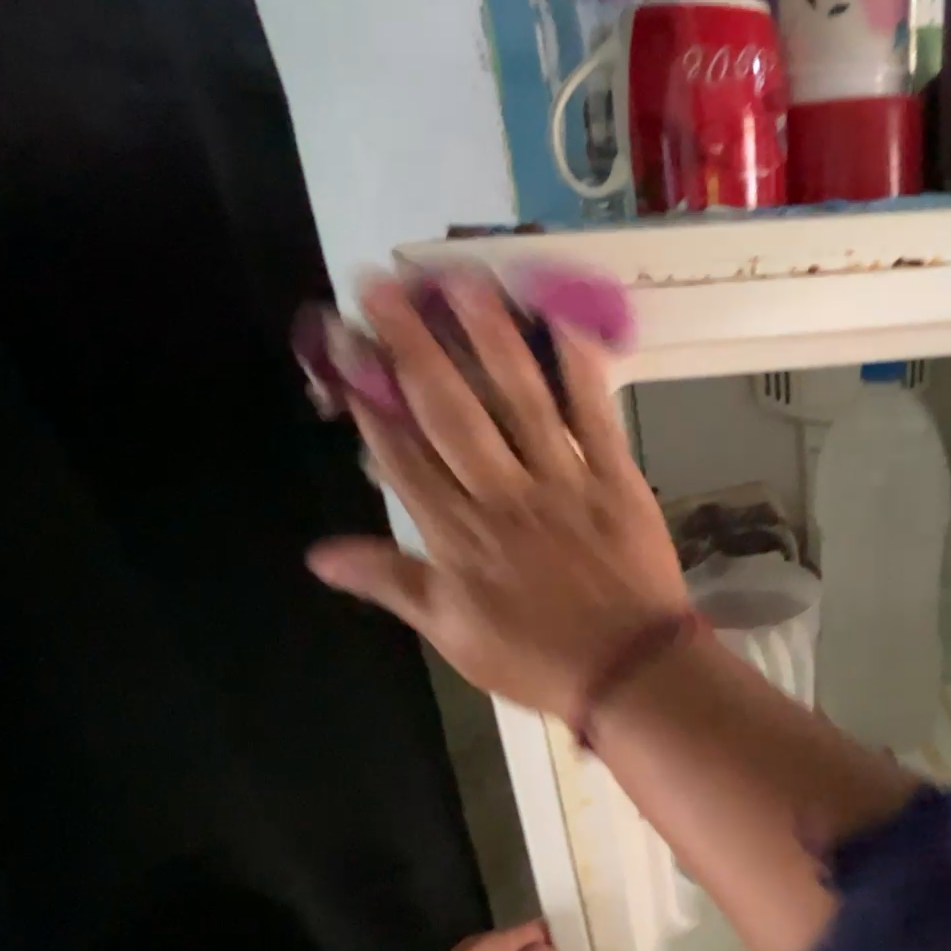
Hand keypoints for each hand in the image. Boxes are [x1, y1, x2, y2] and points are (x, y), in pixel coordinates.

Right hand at [303, 268, 687, 720]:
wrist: (631, 670)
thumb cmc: (538, 657)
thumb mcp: (452, 633)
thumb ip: (392, 583)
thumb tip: (319, 555)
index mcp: (458, 535)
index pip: (402, 454)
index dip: (370, 398)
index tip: (347, 348)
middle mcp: (503, 496)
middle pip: (450, 410)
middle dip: (414, 346)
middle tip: (385, 287)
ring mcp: (564, 482)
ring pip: (520, 399)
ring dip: (489, 337)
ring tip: (464, 281)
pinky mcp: (617, 479)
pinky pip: (595, 416)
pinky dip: (580, 369)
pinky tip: (562, 321)